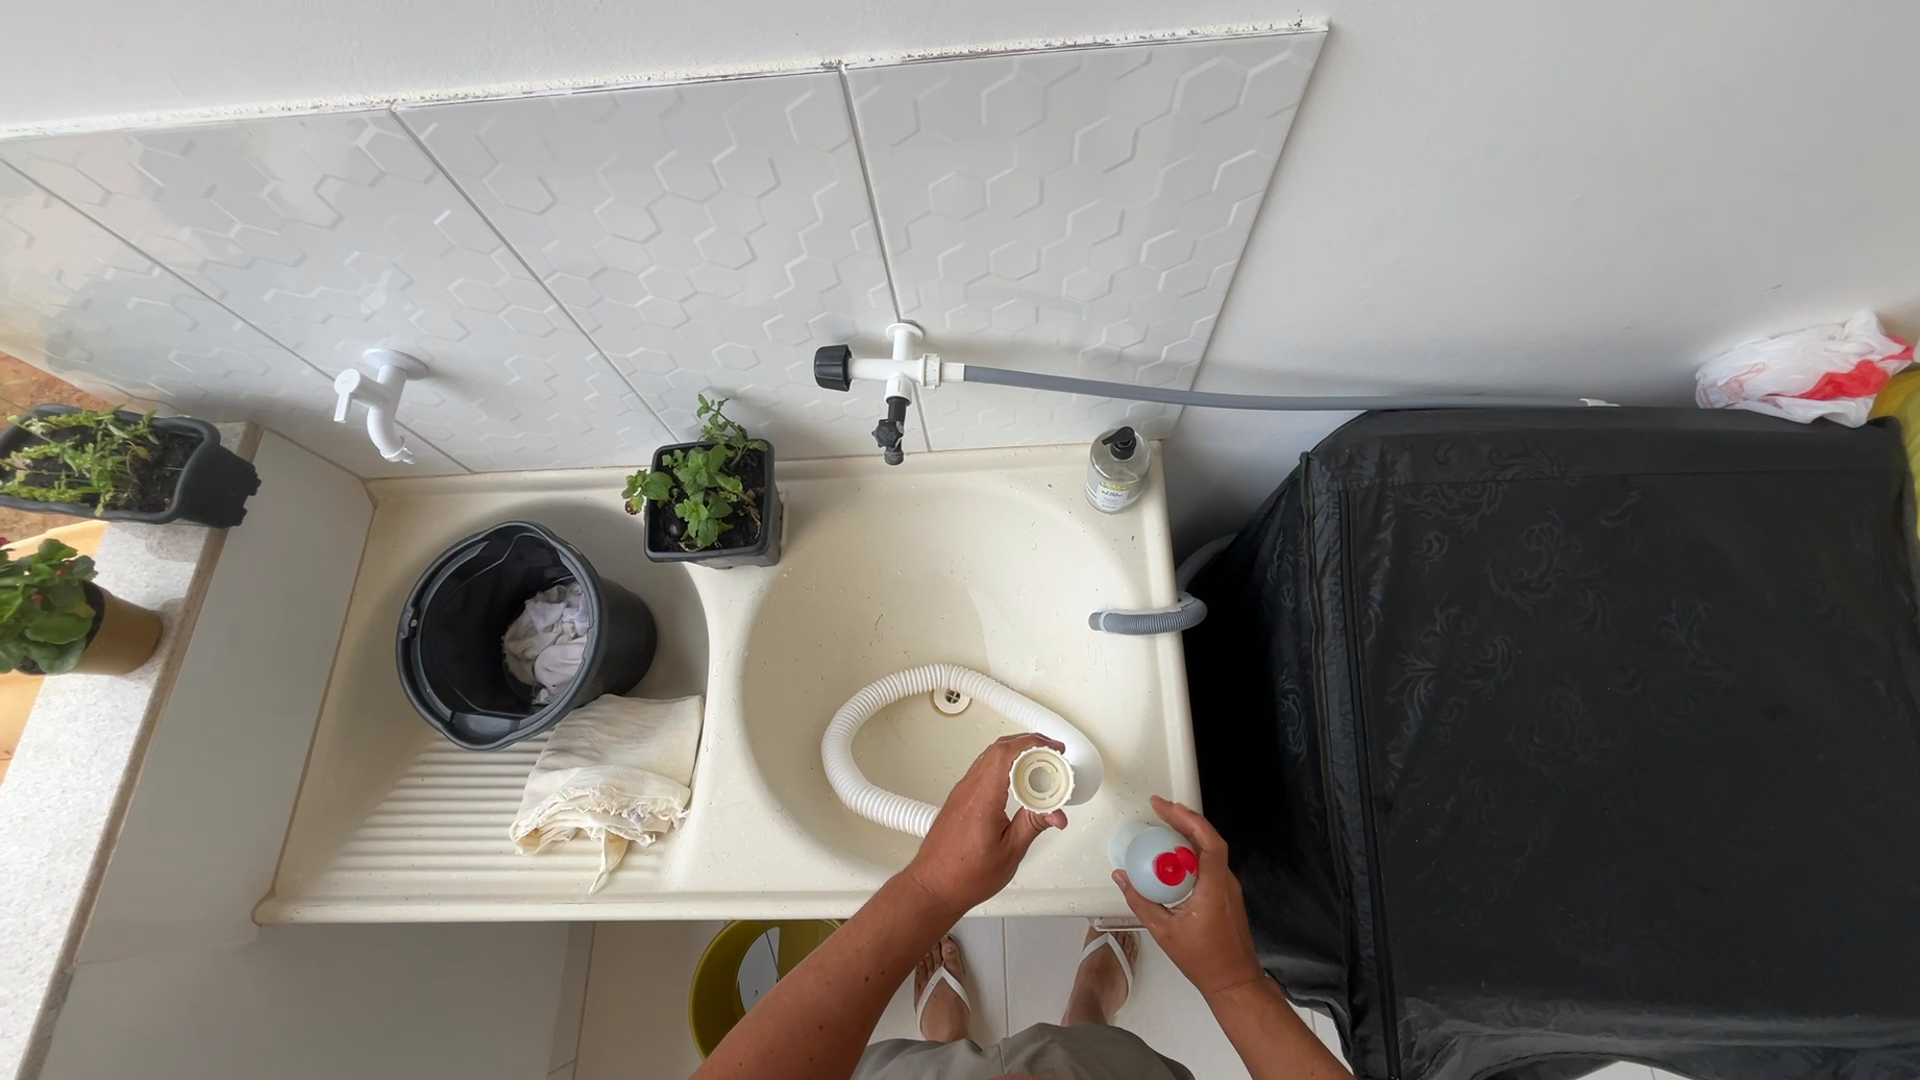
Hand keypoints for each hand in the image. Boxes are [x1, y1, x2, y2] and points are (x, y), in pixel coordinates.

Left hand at [906, 733, 1069, 915]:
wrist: (933, 886)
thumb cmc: (963, 875)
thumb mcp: (1010, 852)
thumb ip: (1033, 825)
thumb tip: (1055, 812)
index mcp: (982, 798)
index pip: (1006, 753)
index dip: (1033, 743)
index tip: (1053, 748)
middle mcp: (969, 789)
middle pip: (999, 749)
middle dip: (1029, 743)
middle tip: (1052, 752)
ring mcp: (962, 791)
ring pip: (990, 757)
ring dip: (1016, 753)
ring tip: (1040, 764)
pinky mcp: (960, 798)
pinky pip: (984, 769)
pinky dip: (1004, 765)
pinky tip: (1017, 778)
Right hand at [1115, 795, 1264, 999]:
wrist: (1234, 983)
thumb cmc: (1203, 960)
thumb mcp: (1163, 931)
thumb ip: (1140, 901)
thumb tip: (1121, 877)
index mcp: (1214, 888)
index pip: (1209, 842)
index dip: (1188, 819)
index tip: (1164, 807)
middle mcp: (1226, 882)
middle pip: (1209, 839)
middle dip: (1184, 818)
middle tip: (1159, 807)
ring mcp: (1229, 887)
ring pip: (1211, 849)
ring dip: (1189, 832)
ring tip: (1165, 822)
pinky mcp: (1227, 893)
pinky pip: (1210, 862)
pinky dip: (1192, 849)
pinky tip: (1175, 851)